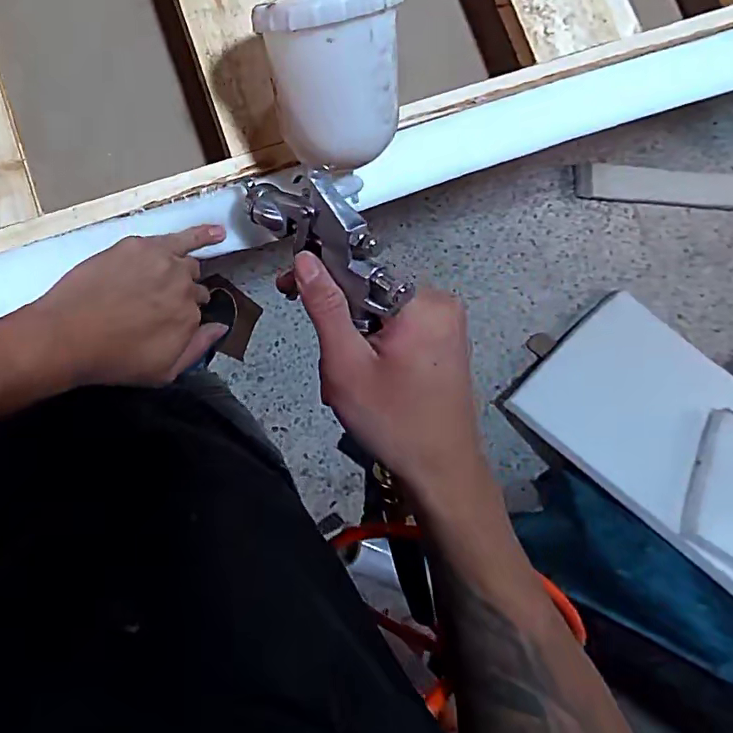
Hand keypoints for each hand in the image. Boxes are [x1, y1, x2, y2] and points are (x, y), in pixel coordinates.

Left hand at [11, 225, 229, 389]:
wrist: (68, 335)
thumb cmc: (110, 358)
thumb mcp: (161, 371)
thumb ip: (197, 349)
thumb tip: (219, 329)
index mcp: (189, 319)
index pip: (196, 311)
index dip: (181, 314)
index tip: (165, 317)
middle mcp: (183, 288)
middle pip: (192, 285)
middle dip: (180, 292)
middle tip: (156, 300)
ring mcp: (163, 263)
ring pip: (186, 262)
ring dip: (184, 268)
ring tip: (191, 264)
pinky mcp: (140, 245)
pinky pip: (179, 237)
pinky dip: (200, 234)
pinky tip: (215, 232)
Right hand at [284, 251, 484, 495]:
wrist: (442, 474)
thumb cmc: (393, 422)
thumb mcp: (346, 363)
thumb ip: (325, 306)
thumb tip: (305, 258)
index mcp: (422, 302)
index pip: (356, 269)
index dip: (318, 279)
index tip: (287, 289)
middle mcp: (440, 304)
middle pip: (367, 290)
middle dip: (339, 320)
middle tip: (329, 358)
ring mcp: (445, 324)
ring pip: (376, 310)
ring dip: (353, 336)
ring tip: (348, 375)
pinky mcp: (442, 341)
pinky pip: (394, 325)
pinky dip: (372, 344)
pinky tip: (369, 376)